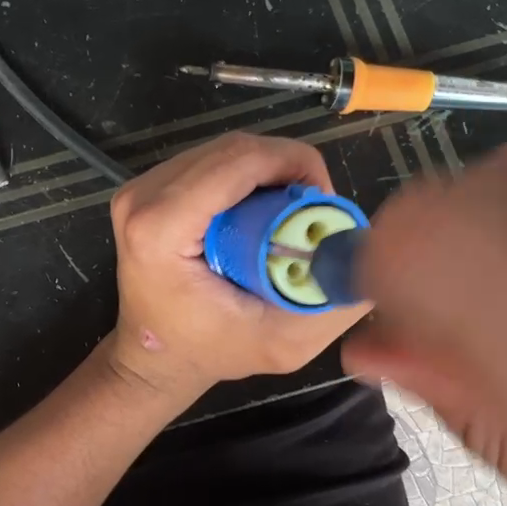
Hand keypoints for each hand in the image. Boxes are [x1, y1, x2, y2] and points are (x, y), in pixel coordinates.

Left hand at [105, 132, 370, 399]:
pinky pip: (208, 161)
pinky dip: (243, 176)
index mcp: (160, 230)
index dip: (293, 166)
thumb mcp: (282, 343)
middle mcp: (141, 200)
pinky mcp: (145, 189)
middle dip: (286, 168)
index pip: (238, 162)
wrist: (156, 356)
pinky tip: (258, 212)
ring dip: (266, 171)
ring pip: (222, 150)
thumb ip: (330, 302)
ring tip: (287, 215)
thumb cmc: (211, 351)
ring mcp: (138, 190)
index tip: (322, 204)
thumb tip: (368, 250)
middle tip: (312, 211)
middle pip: (232, 150)